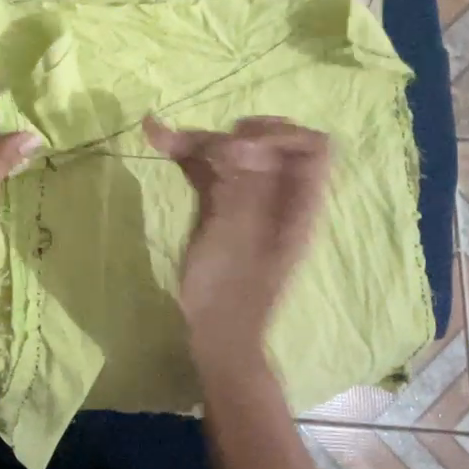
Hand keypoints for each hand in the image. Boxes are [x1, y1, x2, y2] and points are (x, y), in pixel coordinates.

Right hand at [144, 116, 330, 351]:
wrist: (217, 334)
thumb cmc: (231, 289)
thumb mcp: (237, 235)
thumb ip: (243, 185)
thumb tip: (245, 140)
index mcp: (298, 202)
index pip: (311, 146)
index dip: (279, 135)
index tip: (239, 146)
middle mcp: (278, 194)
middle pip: (266, 142)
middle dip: (229, 135)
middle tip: (198, 146)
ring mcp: (248, 200)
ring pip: (231, 154)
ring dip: (198, 141)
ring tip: (158, 135)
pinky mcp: (219, 208)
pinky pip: (208, 172)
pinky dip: (186, 156)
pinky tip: (159, 141)